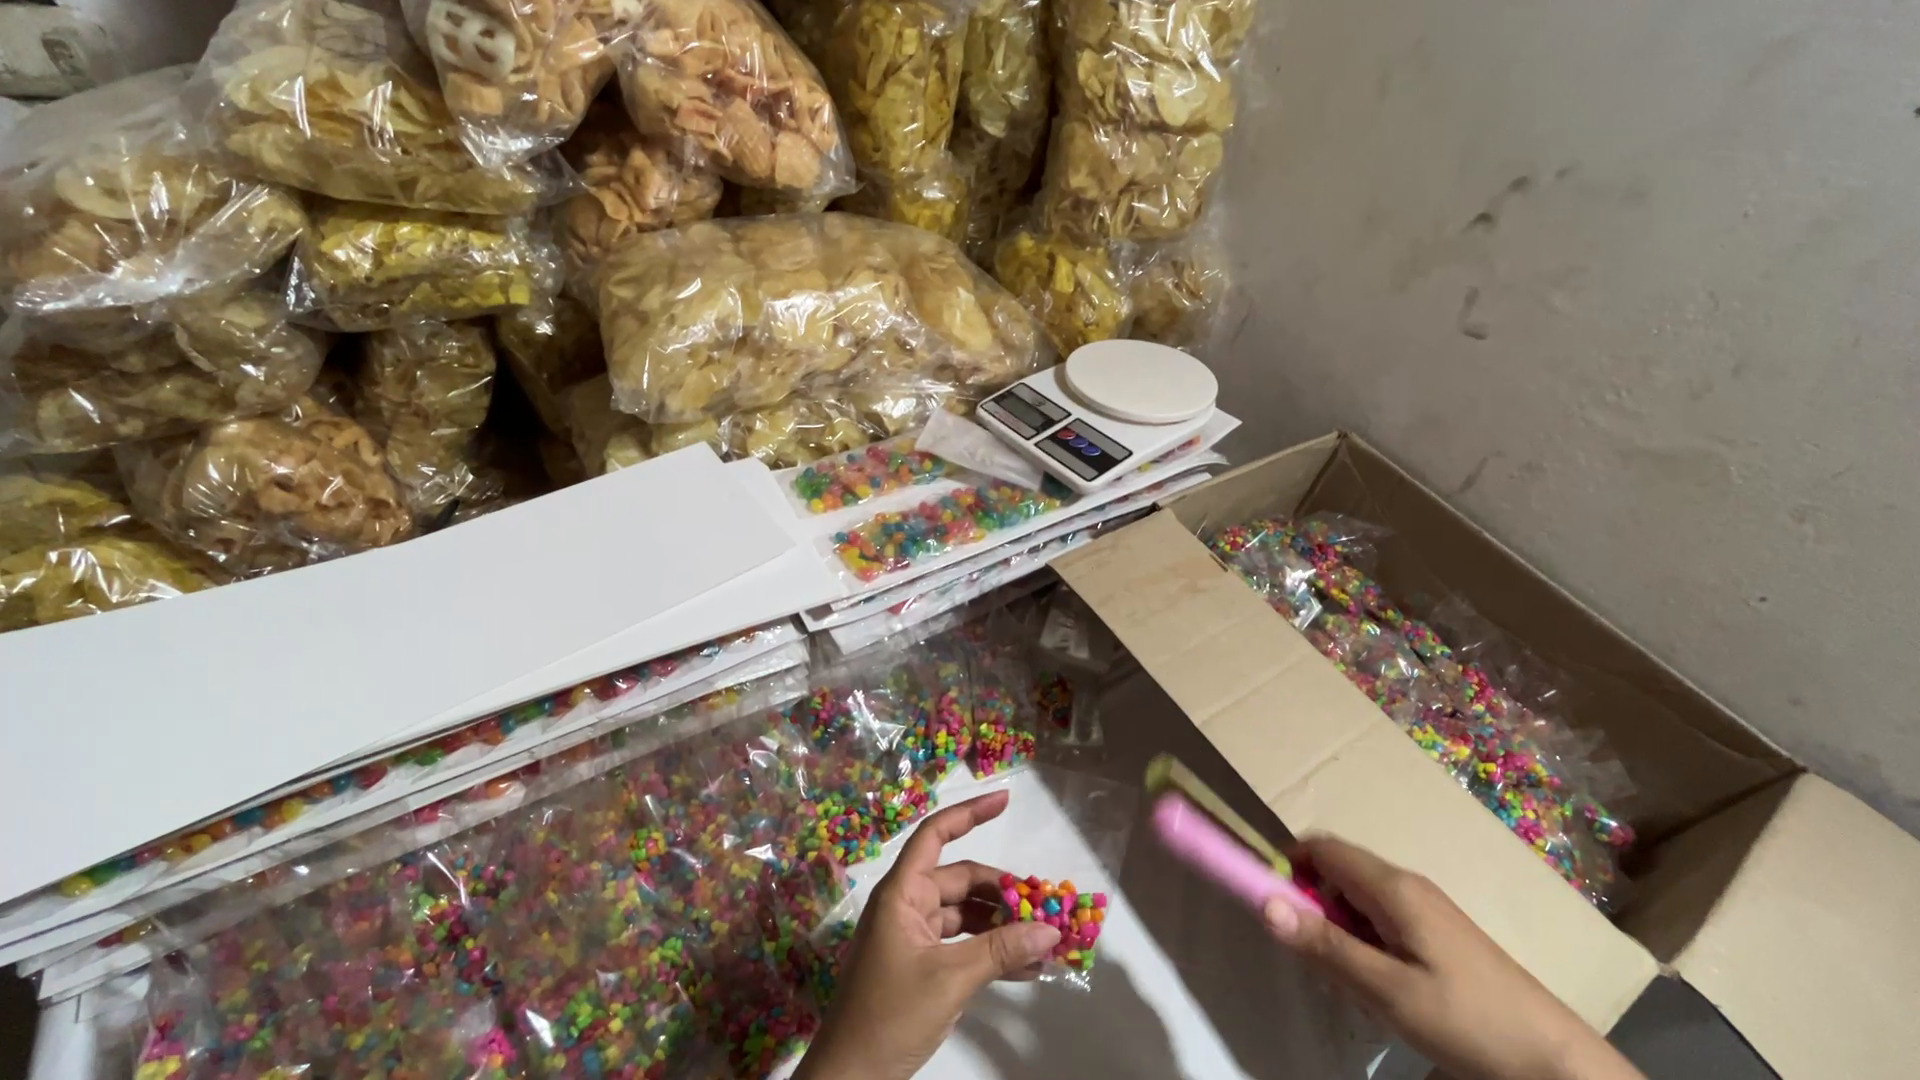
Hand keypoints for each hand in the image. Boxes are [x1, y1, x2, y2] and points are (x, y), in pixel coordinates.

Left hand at [794, 791, 1062, 1079]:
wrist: (851, 1077)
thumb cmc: (890, 1014)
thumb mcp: (950, 980)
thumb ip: (1000, 951)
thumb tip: (1052, 931)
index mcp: (901, 894)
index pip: (935, 835)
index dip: (969, 813)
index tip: (1005, 799)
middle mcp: (907, 906)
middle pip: (961, 880)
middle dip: (1002, 890)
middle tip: (1046, 903)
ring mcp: (914, 937)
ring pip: (966, 915)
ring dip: (1002, 924)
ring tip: (1044, 937)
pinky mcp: (921, 966)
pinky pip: (963, 945)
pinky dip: (992, 950)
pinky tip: (1027, 966)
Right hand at [1266, 837, 1644, 1079]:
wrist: (1558, 1064)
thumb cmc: (1468, 1020)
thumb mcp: (1387, 991)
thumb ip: (1325, 946)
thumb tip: (1265, 903)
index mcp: (1393, 887)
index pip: (1321, 847)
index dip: (1288, 865)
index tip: (1273, 909)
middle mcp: (1406, 885)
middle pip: (1336, 873)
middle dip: (1312, 908)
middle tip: (1316, 962)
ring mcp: (1425, 910)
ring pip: (1355, 902)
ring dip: (1338, 934)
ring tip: (1351, 986)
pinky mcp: (1436, 935)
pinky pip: (1379, 923)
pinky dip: (1363, 947)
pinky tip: (1379, 991)